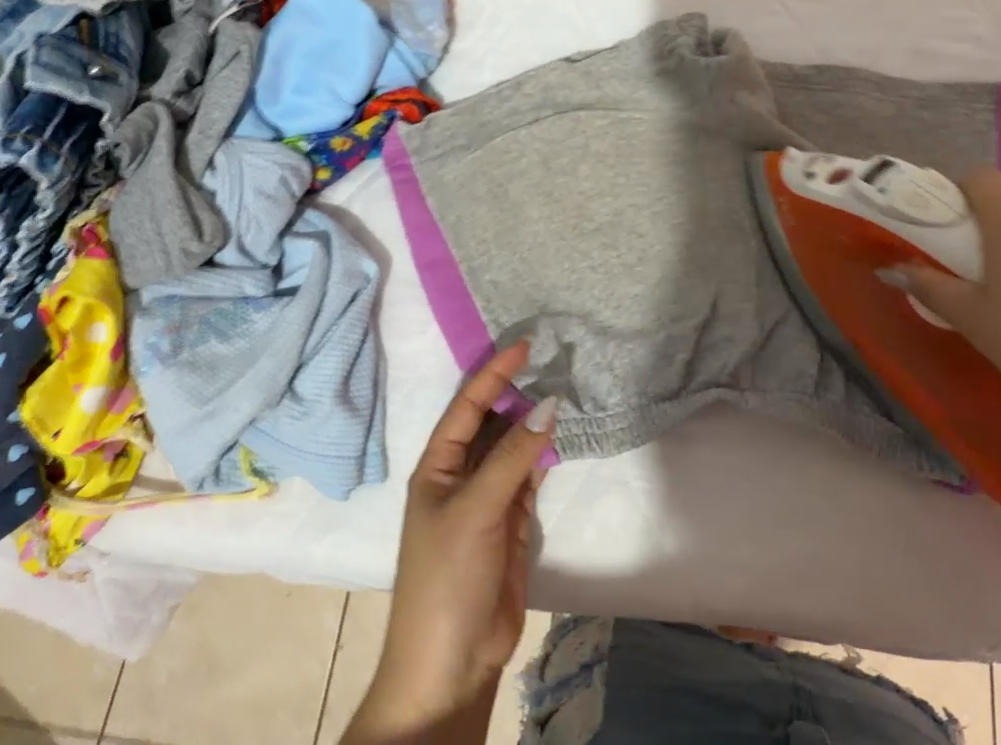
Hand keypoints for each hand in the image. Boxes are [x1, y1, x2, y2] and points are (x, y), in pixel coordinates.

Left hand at [346, 343, 557, 741]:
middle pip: (490, 424)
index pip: (466, 407)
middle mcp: (460, 477)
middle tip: (554, 360)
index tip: (526, 344)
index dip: (493, 374)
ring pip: (513, 450)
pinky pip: (529, 478)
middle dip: (516, 394)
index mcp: (436, 467)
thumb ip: (512, 457)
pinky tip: (562, 437)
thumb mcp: (476, 509)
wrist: (453, 656)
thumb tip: (549, 404)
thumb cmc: (448, 575)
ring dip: (534, 424)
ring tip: (565, 387)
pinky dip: (544, 458)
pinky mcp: (511, 524)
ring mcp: (487, 501)